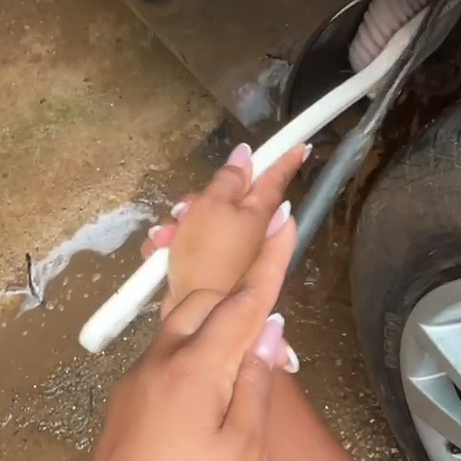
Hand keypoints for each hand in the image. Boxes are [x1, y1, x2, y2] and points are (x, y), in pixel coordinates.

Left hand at [68, 211, 297, 460]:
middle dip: (236, 298)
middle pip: (202, 304)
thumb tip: (269, 332)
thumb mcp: (242, 448)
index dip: (268, 263)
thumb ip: (257, 384)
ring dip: (212, 333)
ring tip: (240, 374)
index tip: (284, 220)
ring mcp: (135, 380)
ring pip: (179, 332)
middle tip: (266, 325)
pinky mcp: (123, 402)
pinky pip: (164, 363)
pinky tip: (207, 409)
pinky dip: (192, 364)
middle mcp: (159, 361)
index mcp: (195, 367)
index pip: (242, 303)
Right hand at [144, 141, 307, 314]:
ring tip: (165, 237)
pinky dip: (172, 246)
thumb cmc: (208, 255)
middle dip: (199, 202)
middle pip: (226, 201)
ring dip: (179, 226)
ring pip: (202, 223)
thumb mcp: (214, 205)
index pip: (275, 181)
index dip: (285, 161)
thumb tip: (246, 156)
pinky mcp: (206, 270)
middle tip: (183, 210)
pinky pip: (188, 246)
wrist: (192, 312)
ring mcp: (228, 253)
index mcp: (258, 214)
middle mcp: (248, 233)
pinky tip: (159, 252)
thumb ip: (230, 179)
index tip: (302, 148)